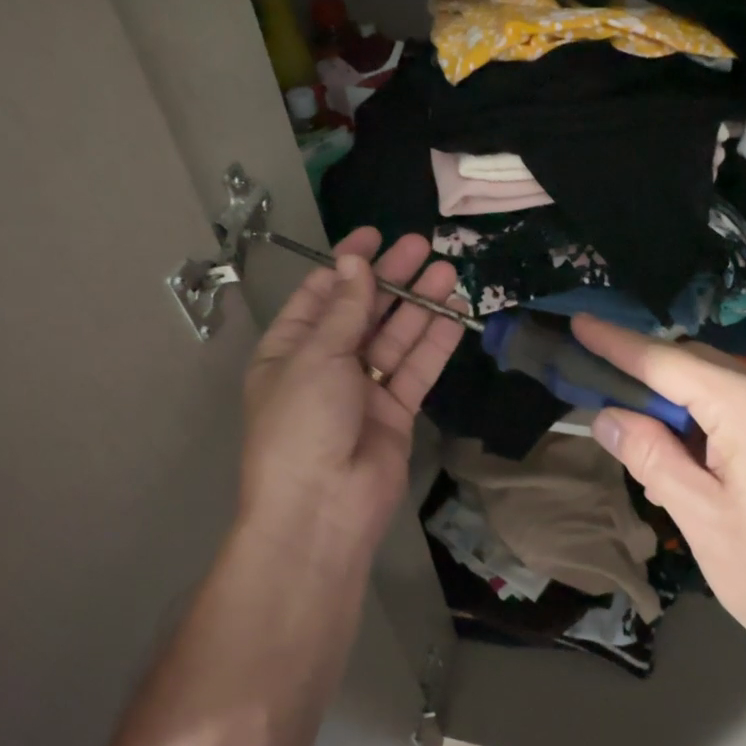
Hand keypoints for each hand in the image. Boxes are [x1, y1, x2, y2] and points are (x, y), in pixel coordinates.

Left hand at [238, 227, 464, 559]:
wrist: (321, 510)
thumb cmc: (302, 425)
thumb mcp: (315, 358)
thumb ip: (344, 309)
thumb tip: (354, 261)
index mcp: (289, 351)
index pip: (320, 296)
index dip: (346, 264)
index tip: (375, 235)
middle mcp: (325, 366)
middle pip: (363, 312)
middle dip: (391, 279)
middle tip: (422, 246)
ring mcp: (362, 390)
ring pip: (395, 337)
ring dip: (419, 305)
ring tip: (448, 271)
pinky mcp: (396, 412)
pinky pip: (416, 369)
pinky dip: (434, 342)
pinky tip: (455, 313)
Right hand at [569, 315, 745, 696]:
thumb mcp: (702, 519)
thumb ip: (652, 456)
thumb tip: (608, 416)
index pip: (669, 361)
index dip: (618, 344)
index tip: (577, 322)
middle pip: (698, 365)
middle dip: (646, 374)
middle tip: (596, 392)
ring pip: (723, 388)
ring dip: (677, 402)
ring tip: (637, 434)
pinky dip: (709, 421)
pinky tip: (688, 455)